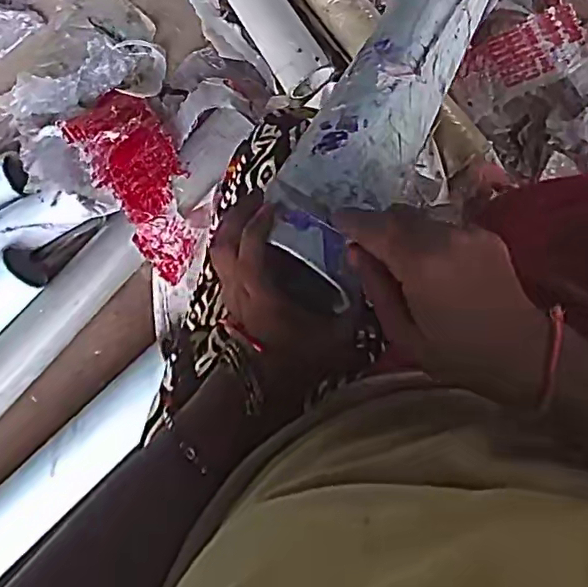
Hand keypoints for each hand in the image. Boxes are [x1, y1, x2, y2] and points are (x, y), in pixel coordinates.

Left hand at [211, 197, 367, 402]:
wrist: (262, 390)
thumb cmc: (298, 361)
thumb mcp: (335, 335)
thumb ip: (355, 307)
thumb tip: (370, 277)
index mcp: (259, 289)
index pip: (250, 244)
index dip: (260, 221)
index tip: (276, 204)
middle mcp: (237, 285)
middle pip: (224, 239)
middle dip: (238, 213)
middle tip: (259, 196)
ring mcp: (228, 291)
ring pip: (218, 248)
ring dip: (230, 224)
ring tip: (250, 210)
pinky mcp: (227, 297)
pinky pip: (221, 259)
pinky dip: (230, 241)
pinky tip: (245, 236)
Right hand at [336, 206, 551, 408]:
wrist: (527, 354)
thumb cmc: (459, 354)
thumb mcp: (403, 334)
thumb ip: (375, 288)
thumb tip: (355, 252)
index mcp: (419, 263)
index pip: (374, 227)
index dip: (351, 220)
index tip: (336, 220)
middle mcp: (443, 237)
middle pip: (396, 214)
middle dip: (376, 224)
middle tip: (366, 245)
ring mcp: (467, 232)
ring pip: (420, 218)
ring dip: (403, 231)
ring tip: (402, 259)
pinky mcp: (484, 234)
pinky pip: (443, 226)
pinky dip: (429, 237)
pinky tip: (434, 264)